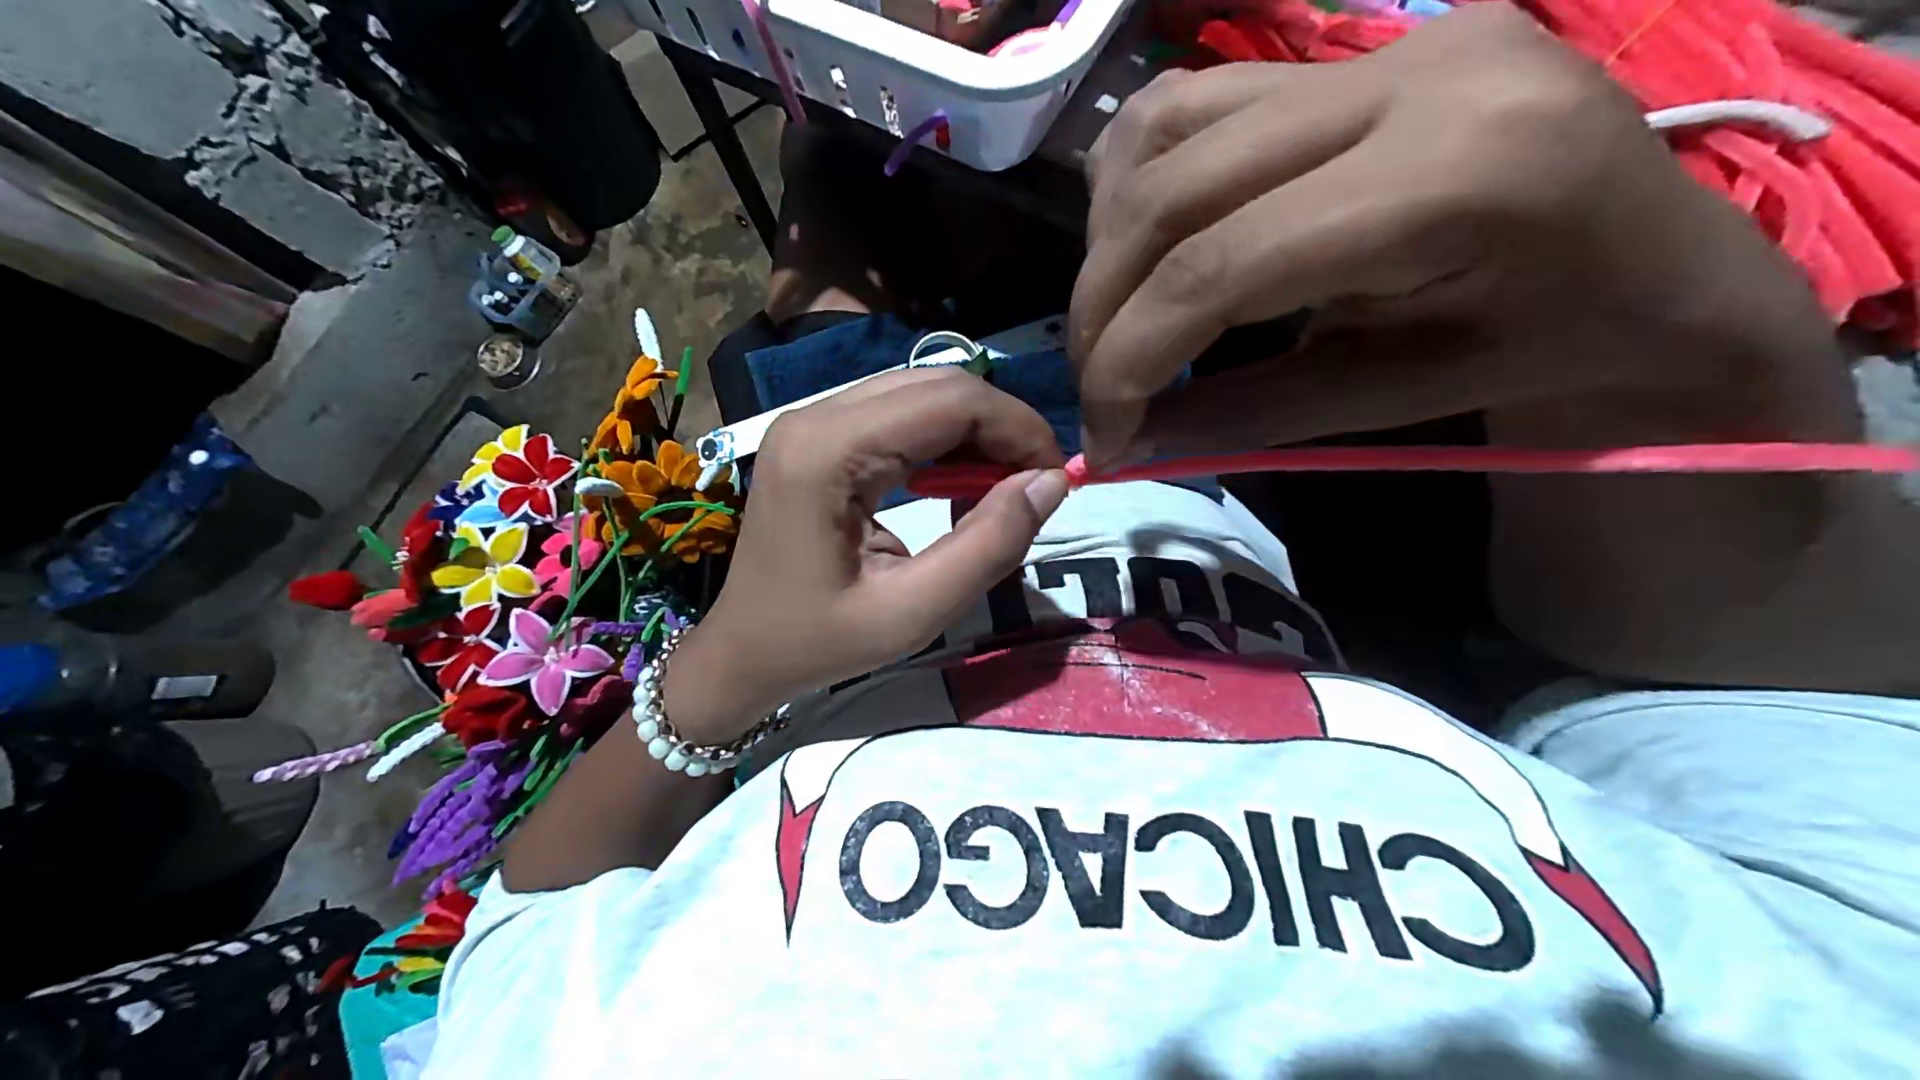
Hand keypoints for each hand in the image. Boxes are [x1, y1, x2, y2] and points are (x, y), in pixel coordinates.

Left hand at [663, 369, 1068, 739]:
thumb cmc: (818, 642)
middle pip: (937, 386)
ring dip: (974, 434)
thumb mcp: (912, 613)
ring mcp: (811, 421)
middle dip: (1000, 428)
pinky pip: (898, 417)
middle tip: (1036, 486)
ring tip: (1002, 491)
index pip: (949, 401)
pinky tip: (958, 488)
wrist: (742, 652)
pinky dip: (943, 444)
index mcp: (828, 452)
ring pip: (921, 395)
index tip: (1056, 479)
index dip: (1017, 428)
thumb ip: (987, 546)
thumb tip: (1050, 483)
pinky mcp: (817, 437)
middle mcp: (815, 417)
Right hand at [1069, 4, 1840, 466]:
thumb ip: (1243, 419)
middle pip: (1173, 191)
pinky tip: (1145, 246)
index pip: (1220, 265)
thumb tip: (1124, 441)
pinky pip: (1192, 101)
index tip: (1104, 436)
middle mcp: (1413, 74)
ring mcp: (1380, 44)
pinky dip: (1135, 184)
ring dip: (1107, 244)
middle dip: (1100, 311)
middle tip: (1096, 387)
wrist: (1655, 269)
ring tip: (1118, 320)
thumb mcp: (1389, 405)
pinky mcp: (1353, 48)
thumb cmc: (1544, 356)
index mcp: (1458, 177)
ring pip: (1164, 130)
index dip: (1127, 360)